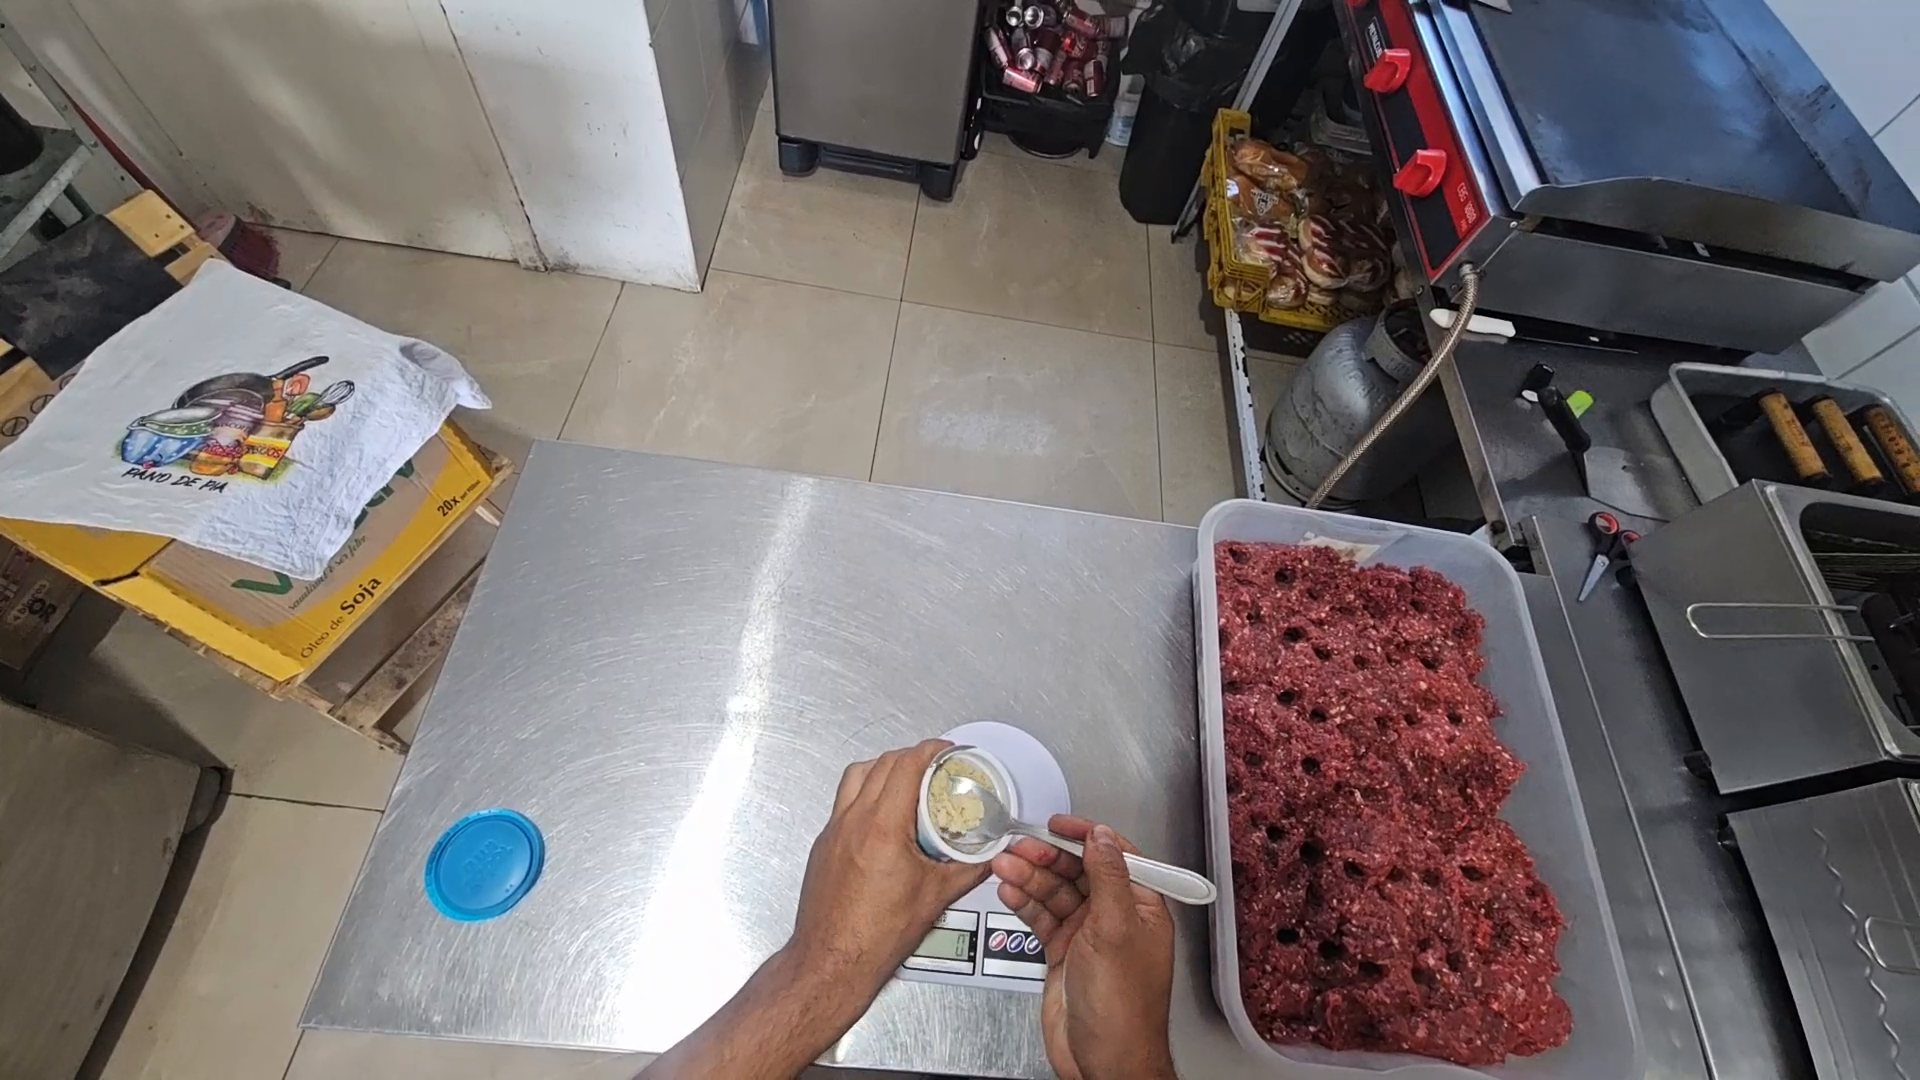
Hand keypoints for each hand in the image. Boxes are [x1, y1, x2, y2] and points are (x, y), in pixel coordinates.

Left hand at [788, 739, 989, 1001]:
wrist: (831, 964)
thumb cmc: (874, 937)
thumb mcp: (935, 898)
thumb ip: (969, 869)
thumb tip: (990, 855)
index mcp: (882, 826)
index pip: (906, 764)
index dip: (930, 750)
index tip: (945, 750)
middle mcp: (853, 820)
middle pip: (882, 763)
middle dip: (911, 756)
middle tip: (933, 766)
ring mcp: (834, 830)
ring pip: (856, 775)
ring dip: (883, 768)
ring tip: (906, 781)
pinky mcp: (824, 844)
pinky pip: (844, 801)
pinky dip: (865, 793)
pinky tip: (882, 815)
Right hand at [992, 817, 1177, 1079]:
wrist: (1101, 1064)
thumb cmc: (1123, 1010)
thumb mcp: (1115, 930)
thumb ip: (1107, 877)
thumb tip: (1102, 835)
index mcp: (1140, 906)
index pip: (1112, 855)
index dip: (1084, 835)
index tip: (1058, 824)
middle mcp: (1114, 916)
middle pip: (1077, 871)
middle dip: (1047, 857)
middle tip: (1020, 846)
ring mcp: (1087, 934)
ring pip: (1055, 892)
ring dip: (1029, 877)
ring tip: (1004, 865)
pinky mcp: (1063, 951)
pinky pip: (1041, 916)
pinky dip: (1024, 902)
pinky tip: (1009, 891)